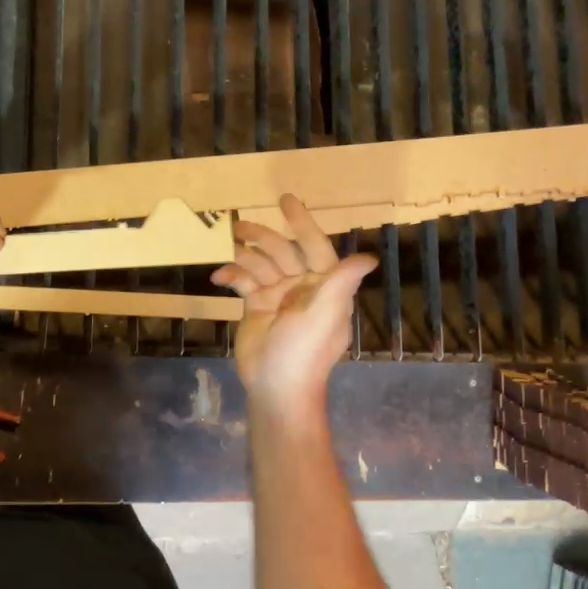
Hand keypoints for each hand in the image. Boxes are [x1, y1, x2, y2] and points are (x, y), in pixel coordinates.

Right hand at [212, 194, 376, 410]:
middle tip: (238, 226)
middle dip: (261, 237)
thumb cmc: (304, 351)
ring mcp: (278, 296)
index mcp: (325, 287)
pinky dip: (231, 276)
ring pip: (260, 263)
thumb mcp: (324, 315)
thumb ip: (341, 283)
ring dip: (243, 254)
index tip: (285, 200)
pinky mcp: (256, 306)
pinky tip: (218, 279)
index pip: (315, 246)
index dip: (302, 223)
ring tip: (225, 247)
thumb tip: (369, 257)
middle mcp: (302, 287)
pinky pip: (243, 281)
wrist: (276, 388)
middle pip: (282, 251)